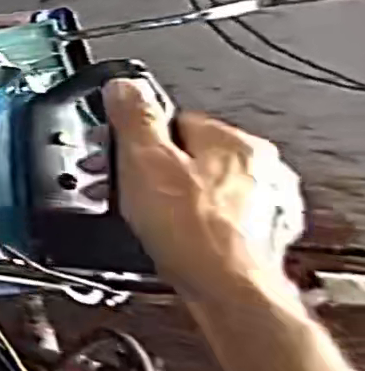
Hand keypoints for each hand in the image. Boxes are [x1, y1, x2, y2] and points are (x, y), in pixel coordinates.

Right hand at [103, 78, 304, 296]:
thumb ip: (133, 117)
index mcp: (237, 143)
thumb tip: (125, 87)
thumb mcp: (141, 159)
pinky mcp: (254, 225)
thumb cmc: (187, 225)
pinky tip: (161, 219)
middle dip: (139, 161)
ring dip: (154, 185)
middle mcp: (260, 167)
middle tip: (112, 175)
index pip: (170, 118)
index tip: (107, 148)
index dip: (128, 133)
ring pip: (193, 177)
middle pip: (181, 148)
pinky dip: (179, 207)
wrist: (222, 284)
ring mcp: (263, 199)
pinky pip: (206, 203)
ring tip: (130, 201)